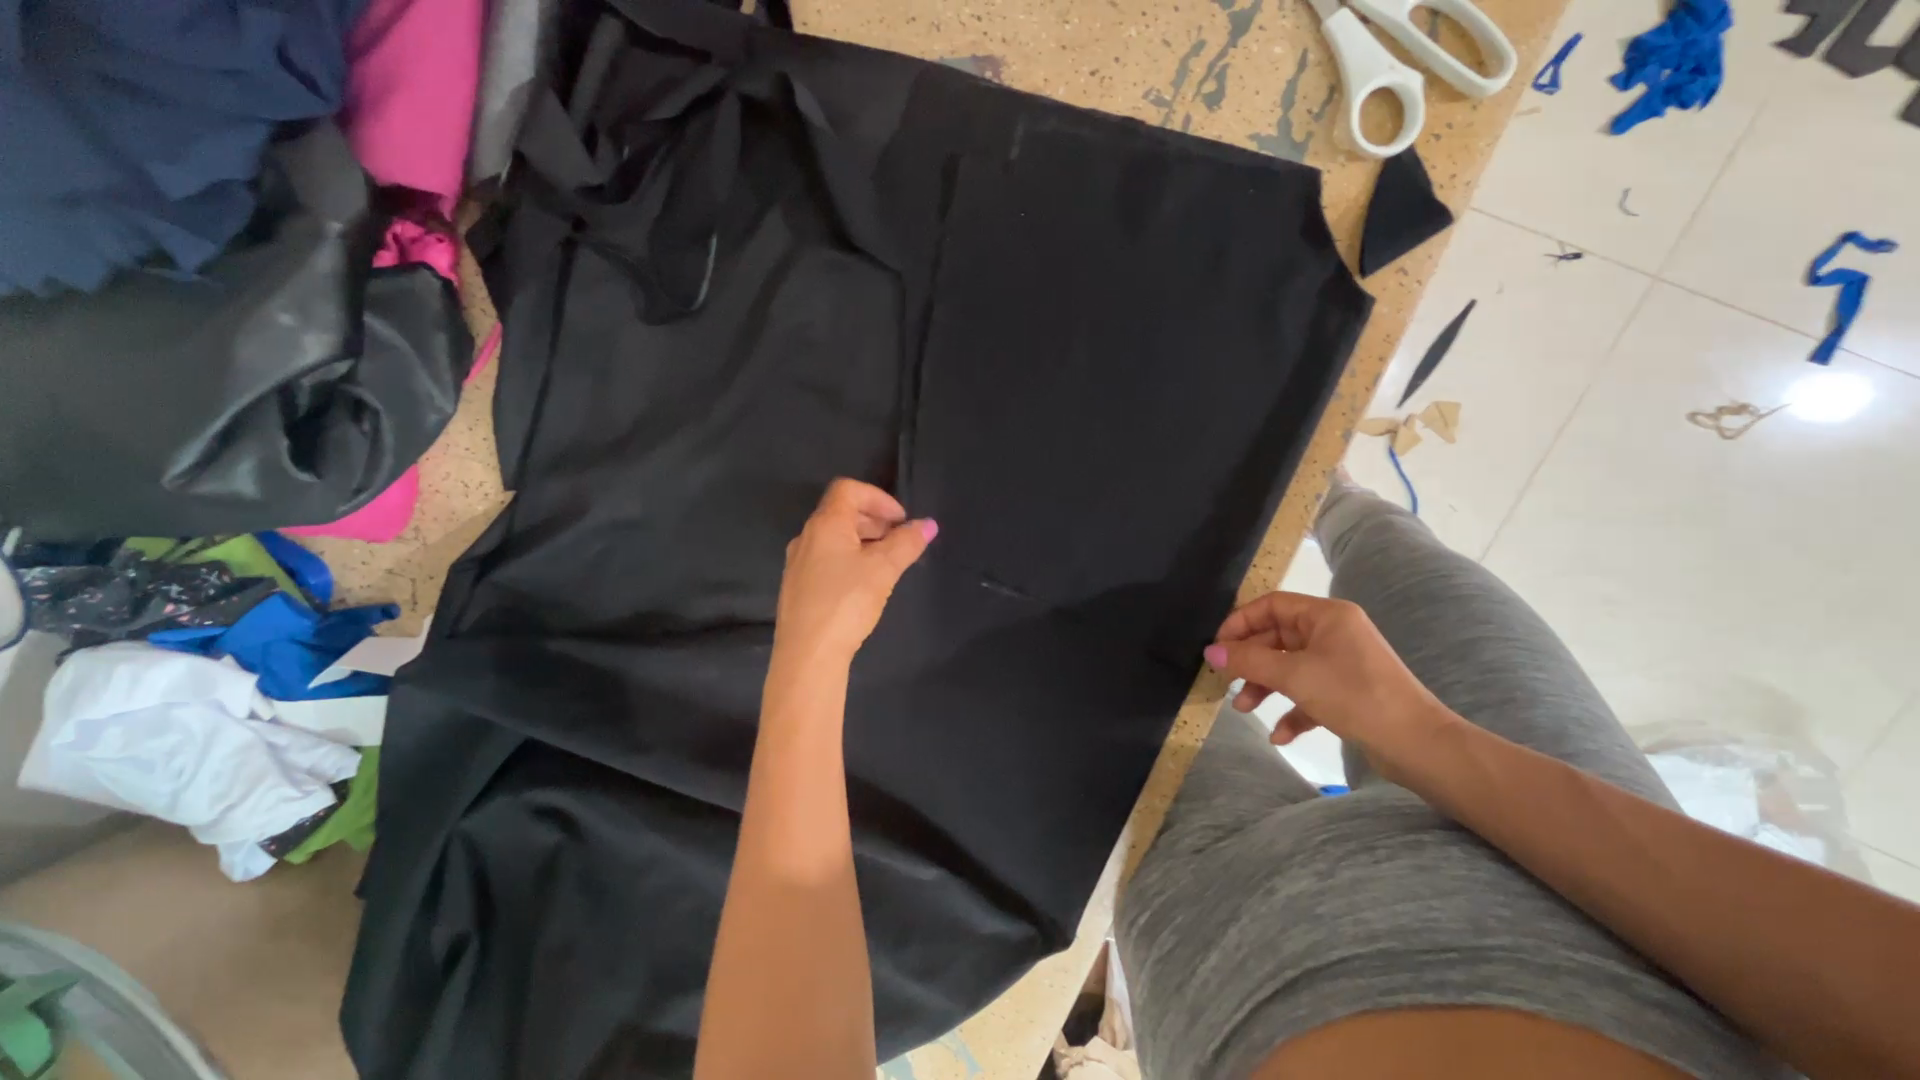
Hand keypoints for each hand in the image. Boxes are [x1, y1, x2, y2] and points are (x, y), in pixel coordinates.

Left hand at [772, 478, 935, 670]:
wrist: (807, 653)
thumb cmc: (846, 602)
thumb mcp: (884, 570)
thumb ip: (907, 543)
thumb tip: (928, 524)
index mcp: (825, 524)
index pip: (848, 489)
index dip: (878, 498)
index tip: (901, 520)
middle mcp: (806, 537)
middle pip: (840, 512)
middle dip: (874, 520)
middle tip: (899, 540)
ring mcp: (797, 563)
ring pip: (833, 538)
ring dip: (862, 541)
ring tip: (886, 563)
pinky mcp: (797, 587)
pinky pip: (825, 559)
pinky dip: (848, 559)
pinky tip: (863, 585)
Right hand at [1204, 592, 1453, 770]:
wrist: (1416, 742)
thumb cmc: (1354, 695)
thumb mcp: (1295, 675)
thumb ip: (1249, 661)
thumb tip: (1210, 651)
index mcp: (1327, 615)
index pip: (1272, 605)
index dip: (1239, 623)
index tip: (1216, 648)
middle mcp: (1335, 633)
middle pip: (1278, 637)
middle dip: (1250, 661)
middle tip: (1226, 682)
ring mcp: (1342, 663)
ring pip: (1290, 667)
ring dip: (1265, 686)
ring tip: (1245, 710)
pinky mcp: (1348, 693)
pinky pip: (1309, 694)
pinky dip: (1291, 711)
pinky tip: (1279, 736)